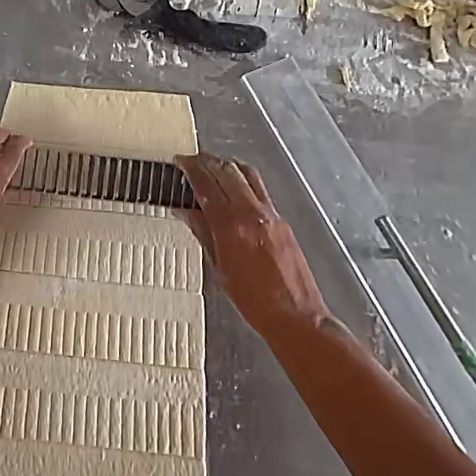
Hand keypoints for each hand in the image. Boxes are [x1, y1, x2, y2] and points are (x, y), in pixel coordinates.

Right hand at [175, 152, 332, 338]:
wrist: (295, 315)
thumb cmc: (253, 301)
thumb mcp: (219, 268)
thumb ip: (203, 233)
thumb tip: (185, 211)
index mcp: (231, 226)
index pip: (206, 185)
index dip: (191, 168)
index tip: (180, 161)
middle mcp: (251, 213)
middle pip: (226, 171)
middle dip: (206, 161)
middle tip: (192, 160)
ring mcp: (269, 213)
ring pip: (246, 173)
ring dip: (226, 164)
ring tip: (212, 165)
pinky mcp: (280, 218)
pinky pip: (259, 187)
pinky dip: (242, 179)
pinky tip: (234, 186)